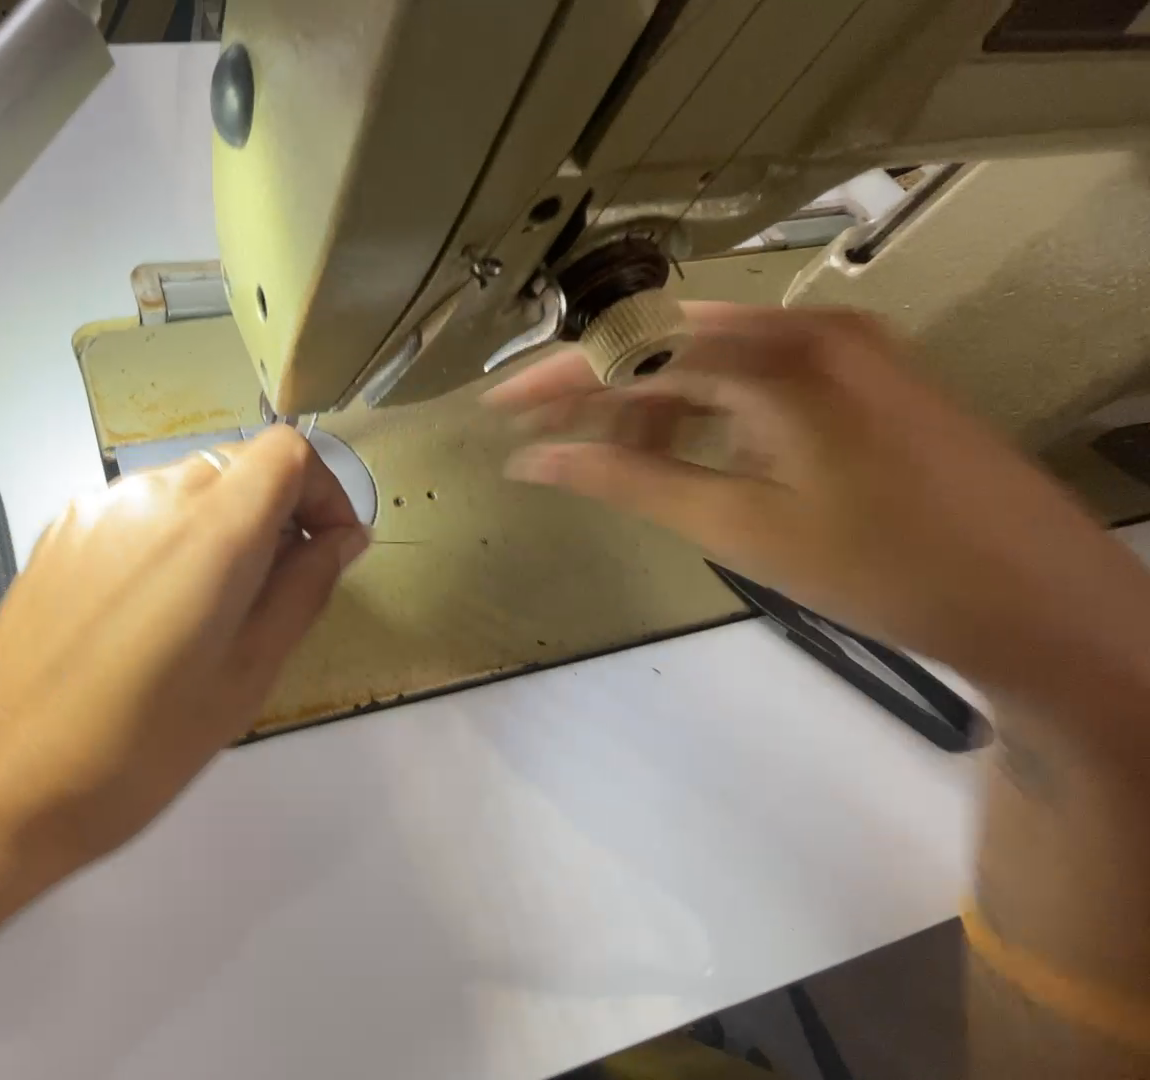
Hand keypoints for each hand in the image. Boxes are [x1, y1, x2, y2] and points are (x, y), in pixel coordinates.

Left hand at [0, 425, 367, 916]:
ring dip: (219, 525)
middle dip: (274, 513)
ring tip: (205, 609)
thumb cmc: (138, 750)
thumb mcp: (245, 678)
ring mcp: (94, 508)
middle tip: (273, 591)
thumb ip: (303, 591)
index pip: (287, 451)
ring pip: (185, 485)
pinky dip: (166, 536)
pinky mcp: (58, 530)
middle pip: (237, 465)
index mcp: (208, 531)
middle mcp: (149, 496)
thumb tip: (341, 539)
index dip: (323, 491)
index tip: (328, 549)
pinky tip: (147, 608)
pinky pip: (135, 509)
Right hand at [483, 303, 1149, 714]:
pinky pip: (749, 378)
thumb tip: (530, 461)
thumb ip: (623, 479)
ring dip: (643, 406)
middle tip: (534, 436)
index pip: (633, 351)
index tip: (495, 408)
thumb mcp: (733, 524)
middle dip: (592, 391)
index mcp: (780, 359)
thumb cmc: (881, 568)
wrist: (1043, 604)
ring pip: (705, 362)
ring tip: (595, 460)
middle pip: (666, 346)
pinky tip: (668, 454)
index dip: (555, 378)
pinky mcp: (860, 378)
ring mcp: (844, 350)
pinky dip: (697, 413)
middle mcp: (811, 331)